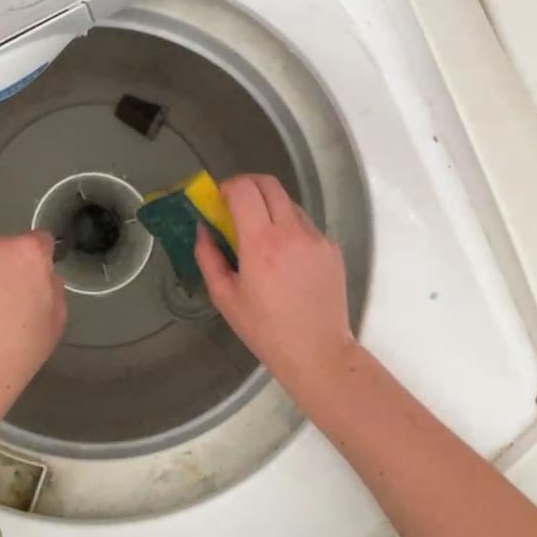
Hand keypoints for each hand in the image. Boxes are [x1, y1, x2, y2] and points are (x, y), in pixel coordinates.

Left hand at [0, 232, 66, 406]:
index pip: (40, 240)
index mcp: (28, 252)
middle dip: (7, 266)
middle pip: (5, 248)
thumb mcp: (56, 318)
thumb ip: (52, 285)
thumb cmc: (22, 349)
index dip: (39, 259)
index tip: (34, 279)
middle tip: (5, 299)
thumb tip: (39, 276)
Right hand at [195, 175, 358, 401]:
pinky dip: (289, 229)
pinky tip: (284, 259)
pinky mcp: (331, 248)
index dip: (228, 186)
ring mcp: (317, 238)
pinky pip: (306, 226)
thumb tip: (204, 230)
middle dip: (247, 186)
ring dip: (269, 208)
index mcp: (261, 244)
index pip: (244, 189)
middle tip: (234, 205)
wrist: (317, 351)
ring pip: (289, 203)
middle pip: (269, 184)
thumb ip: (209, 257)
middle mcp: (292, 233)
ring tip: (260, 237)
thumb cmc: (265, 330)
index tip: (219, 199)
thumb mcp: (225, 297)